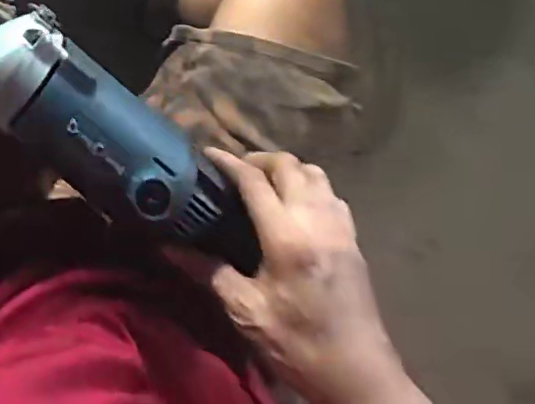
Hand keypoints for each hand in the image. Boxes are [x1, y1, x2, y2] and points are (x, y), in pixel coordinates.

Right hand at [198, 148, 427, 403]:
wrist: (363, 380)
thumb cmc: (301, 346)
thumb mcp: (248, 314)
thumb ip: (210, 273)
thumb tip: (171, 249)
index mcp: (286, 236)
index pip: (253, 180)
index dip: (228, 161)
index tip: (208, 154)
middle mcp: (315, 220)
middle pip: (287, 165)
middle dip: (258, 159)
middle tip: (236, 172)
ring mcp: (339, 226)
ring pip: (313, 172)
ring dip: (287, 169)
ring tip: (267, 184)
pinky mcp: (354, 238)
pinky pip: (331, 193)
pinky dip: (311, 186)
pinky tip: (298, 206)